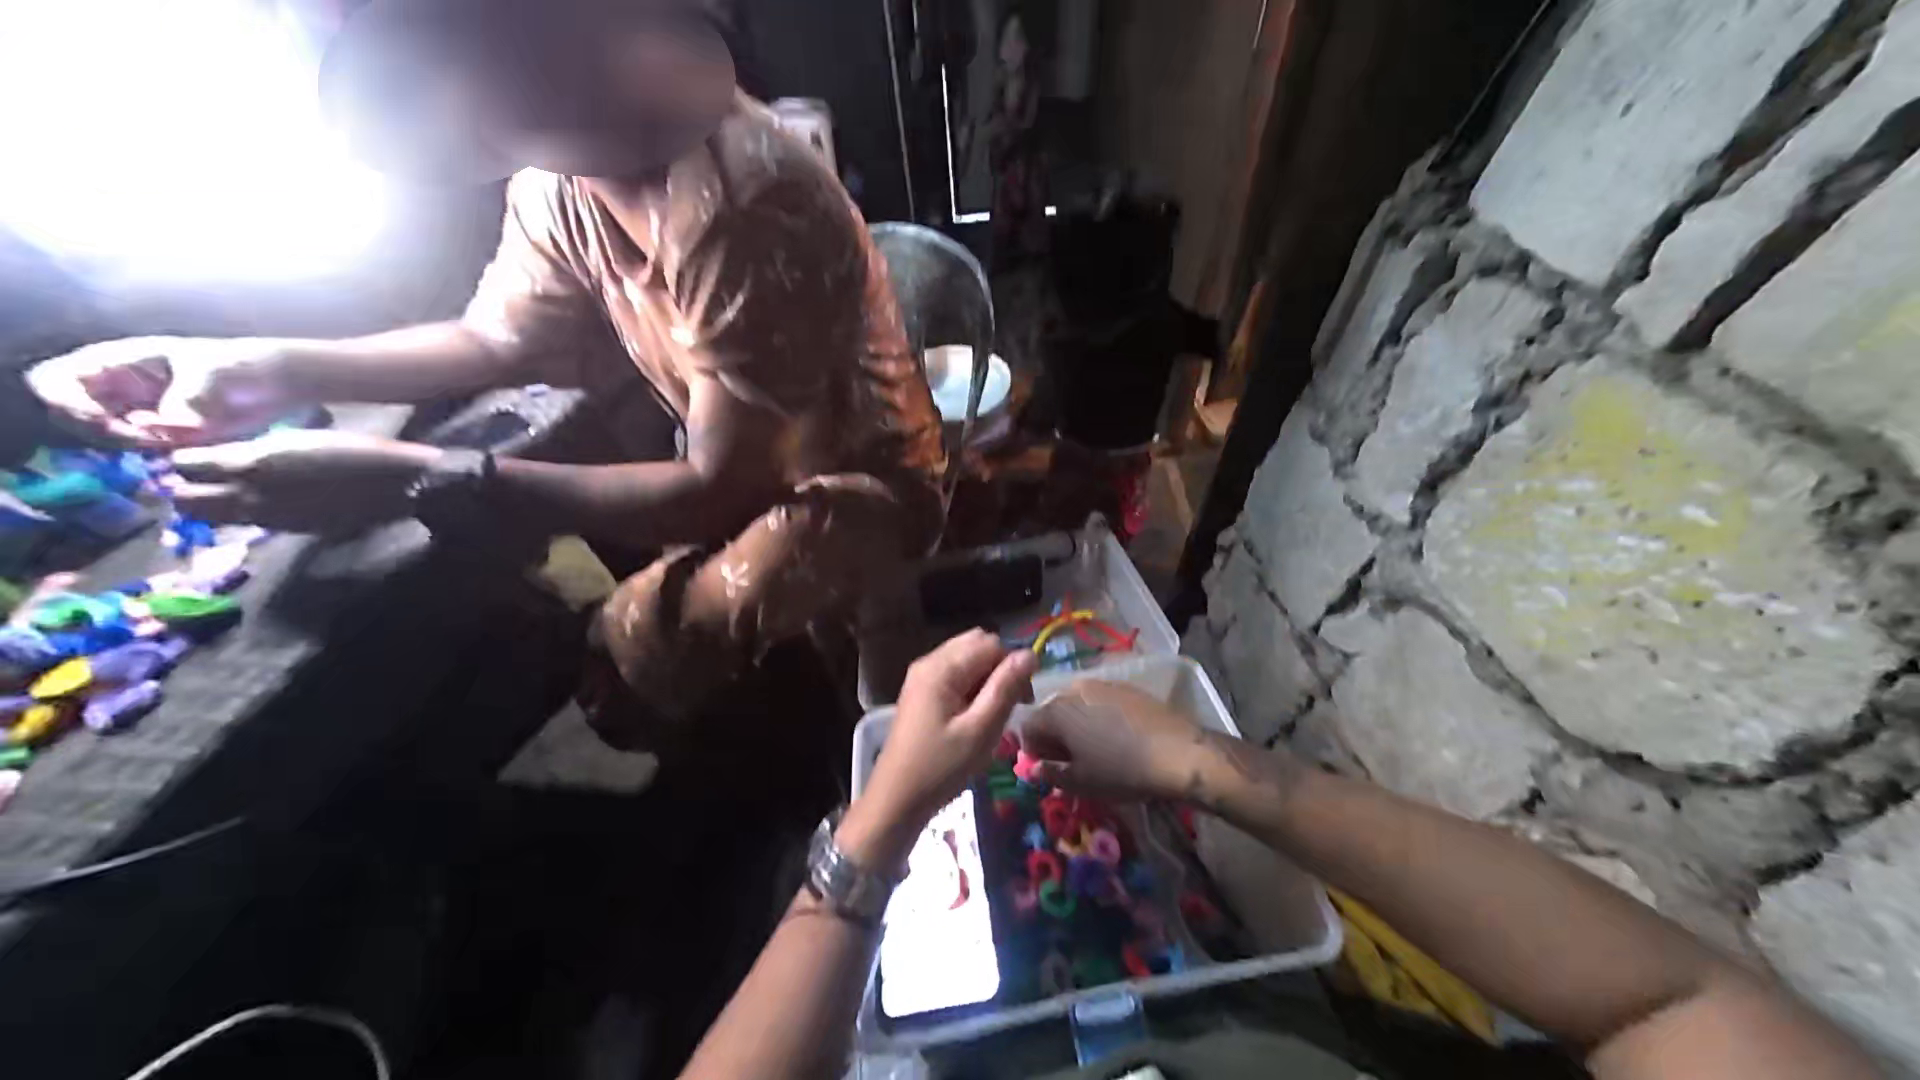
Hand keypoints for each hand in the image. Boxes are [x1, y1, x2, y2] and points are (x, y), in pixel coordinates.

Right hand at [27, 336, 306, 446]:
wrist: (285, 384)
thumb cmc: (244, 365)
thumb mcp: (216, 372)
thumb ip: (190, 398)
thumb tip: (168, 429)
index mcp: (113, 365)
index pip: (54, 383)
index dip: (66, 403)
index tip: (104, 420)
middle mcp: (118, 394)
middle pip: (77, 421)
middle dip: (107, 435)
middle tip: (153, 442)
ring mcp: (143, 419)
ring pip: (113, 443)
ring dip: (139, 452)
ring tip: (182, 447)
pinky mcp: (173, 441)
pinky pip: (153, 457)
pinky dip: (166, 462)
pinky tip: (196, 458)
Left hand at [165, 429, 443, 533]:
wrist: (400, 483)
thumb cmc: (354, 450)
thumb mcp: (296, 439)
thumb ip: (248, 450)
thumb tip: (206, 457)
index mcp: (249, 466)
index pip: (182, 465)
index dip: (182, 458)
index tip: (189, 451)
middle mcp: (249, 496)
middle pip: (185, 499)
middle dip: (185, 487)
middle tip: (200, 476)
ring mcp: (270, 518)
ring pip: (214, 516)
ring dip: (212, 504)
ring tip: (229, 490)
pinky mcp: (292, 529)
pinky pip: (250, 522)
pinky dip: (245, 513)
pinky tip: (265, 502)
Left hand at [841, 631, 1037, 870]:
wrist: (896, 799)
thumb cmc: (941, 768)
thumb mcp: (980, 730)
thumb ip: (1005, 688)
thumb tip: (1030, 654)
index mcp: (942, 668)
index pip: (992, 643)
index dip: (1014, 666)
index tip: (1024, 701)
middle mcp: (929, 662)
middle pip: (978, 645)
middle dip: (1001, 668)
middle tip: (1011, 707)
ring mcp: (922, 676)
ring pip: (968, 658)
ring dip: (988, 679)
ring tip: (993, 715)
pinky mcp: (921, 691)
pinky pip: (955, 674)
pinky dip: (972, 687)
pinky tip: (974, 717)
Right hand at [1018, 679, 1254, 803]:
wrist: (1179, 752)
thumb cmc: (1122, 771)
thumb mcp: (1081, 782)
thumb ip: (1051, 774)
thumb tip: (1033, 769)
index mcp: (1056, 711)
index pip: (1026, 726)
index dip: (1031, 749)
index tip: (1046, 768)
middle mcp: (1073, 689)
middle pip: (1050, 711)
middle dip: (1052, 735)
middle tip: (1068, 761)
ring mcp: (1101, 684)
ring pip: (1075, 704)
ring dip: (1074, 724)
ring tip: (1092, 748)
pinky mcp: (1125, 687)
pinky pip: (1098, 700)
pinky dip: (1097, 716)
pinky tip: (1115, 736)